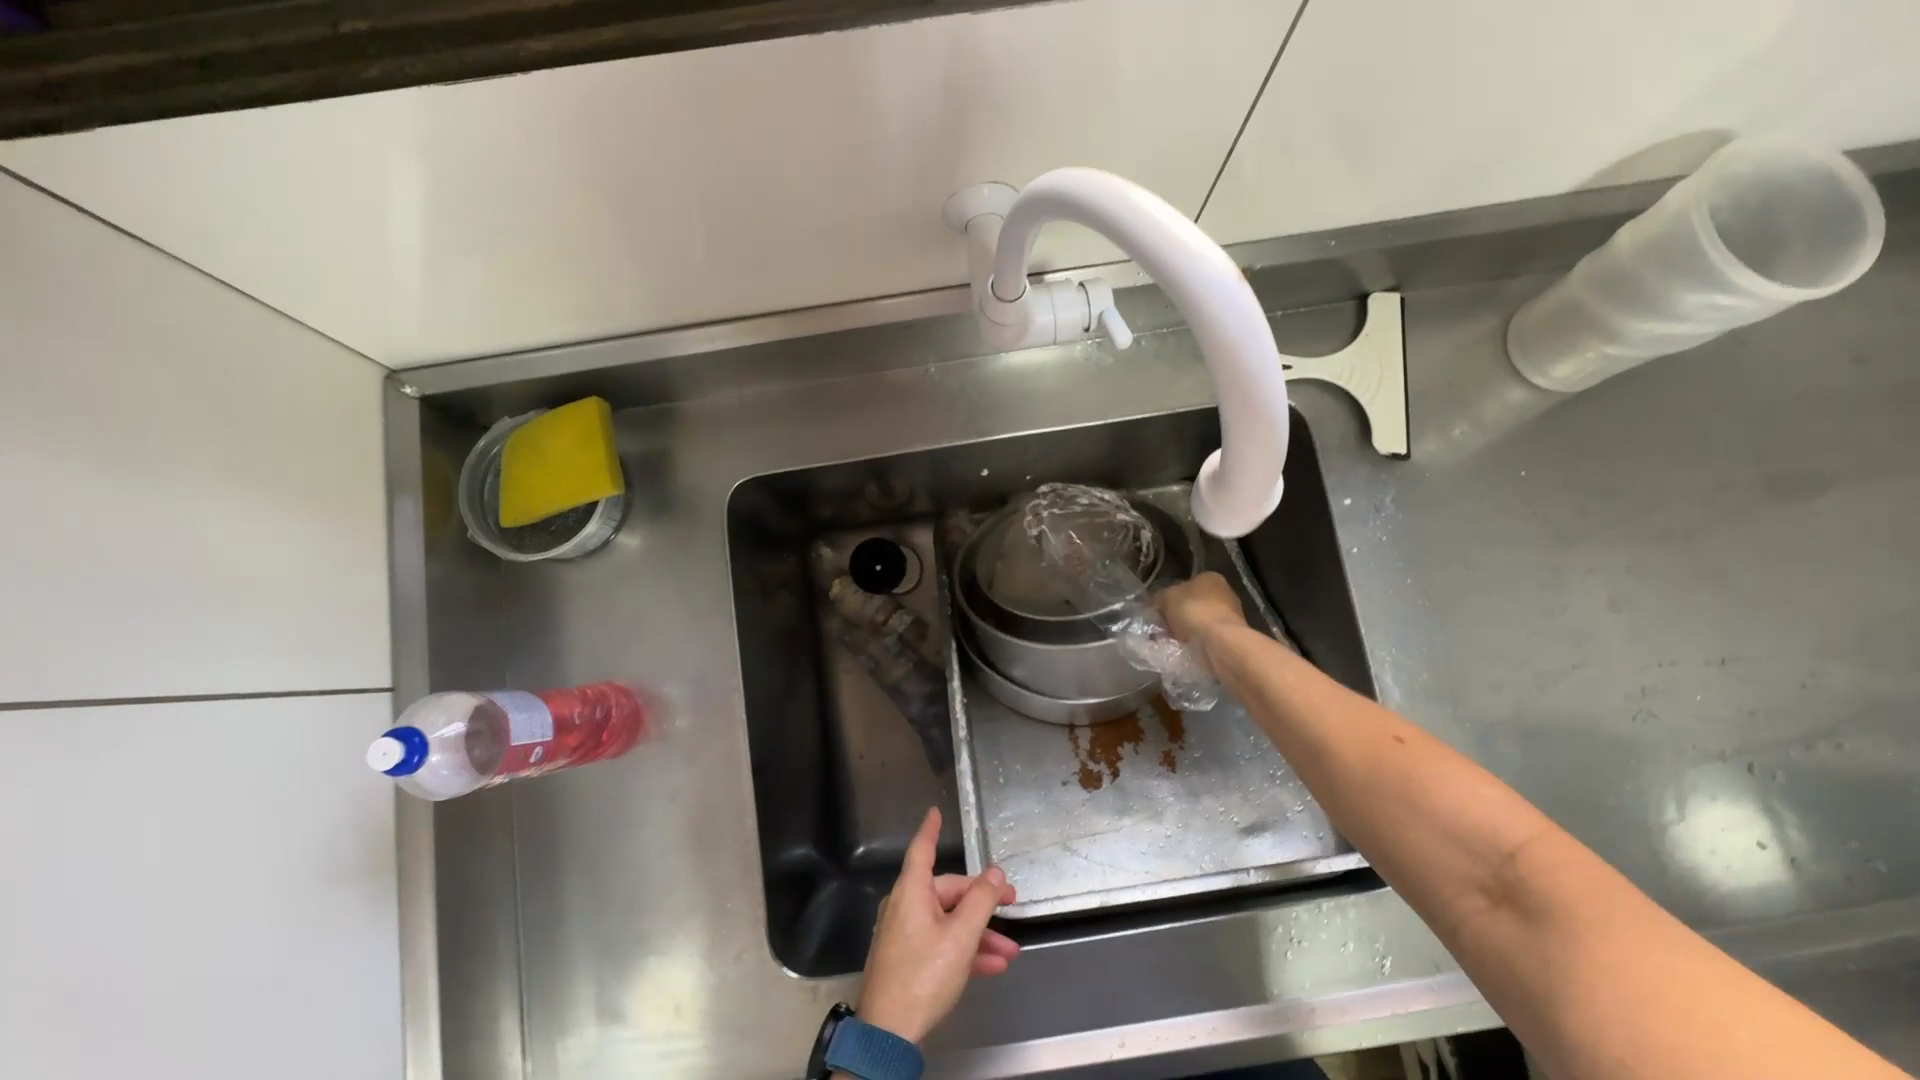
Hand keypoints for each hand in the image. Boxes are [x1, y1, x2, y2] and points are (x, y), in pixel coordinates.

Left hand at [856, 807, 1017, 1043]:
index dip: (930, 830)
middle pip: (947, 892)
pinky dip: (965, 951)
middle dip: (982, 902)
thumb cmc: (923, 975)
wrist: (889, 1030)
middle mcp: (905, 907)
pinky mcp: (908, 959)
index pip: (922, 849)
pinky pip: (941, 944)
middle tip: (1014, 905)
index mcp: (911, 892)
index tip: (934, 812)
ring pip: (949, 922)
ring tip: (1010, 952)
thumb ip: (981, 902)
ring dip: (980, 934)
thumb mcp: (961, 938)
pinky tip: (992, 967)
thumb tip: (995, 872)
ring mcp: (905, 935)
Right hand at [1154, 571, 1247, 647]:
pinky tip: (1184, 649)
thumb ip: (1160, 596)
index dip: (1170, 598)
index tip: (1159, 611)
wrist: (1220, 643)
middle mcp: (1224, 593)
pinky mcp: (1230, 637)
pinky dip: (1195, 644)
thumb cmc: (1194, 611)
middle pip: (1192, 605)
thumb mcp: (1167, 597)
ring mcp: (1230, 616)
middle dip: (1177, 617)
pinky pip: (1205, 638)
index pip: (1185, 585)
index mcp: (1210, 577)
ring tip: (1171, 642)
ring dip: (1185, 632)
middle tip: (1162, 628)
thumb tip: (1157, 602)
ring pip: (1198, 623)